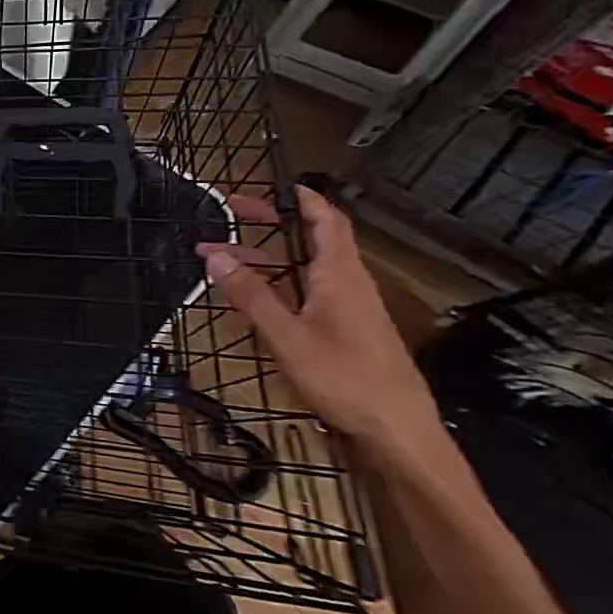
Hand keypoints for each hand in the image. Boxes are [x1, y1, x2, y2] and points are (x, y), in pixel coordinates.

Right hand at [196, 186, 440, 451]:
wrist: (397, 429)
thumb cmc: (345, 378)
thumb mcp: (287, 336)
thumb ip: (251, 295)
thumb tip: (215, 255)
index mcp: (338, 274)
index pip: (324, 218)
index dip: (299, 197)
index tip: (267, 184)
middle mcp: (348, 282)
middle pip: (313, 236)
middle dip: (272, 221)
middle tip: (232, 214)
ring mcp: (350, 305)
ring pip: (307, 265)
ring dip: (268, 255)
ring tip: (226, 257)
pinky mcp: (348, 327)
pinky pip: (309, 289)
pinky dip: (280, 281)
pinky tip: (257, 298)